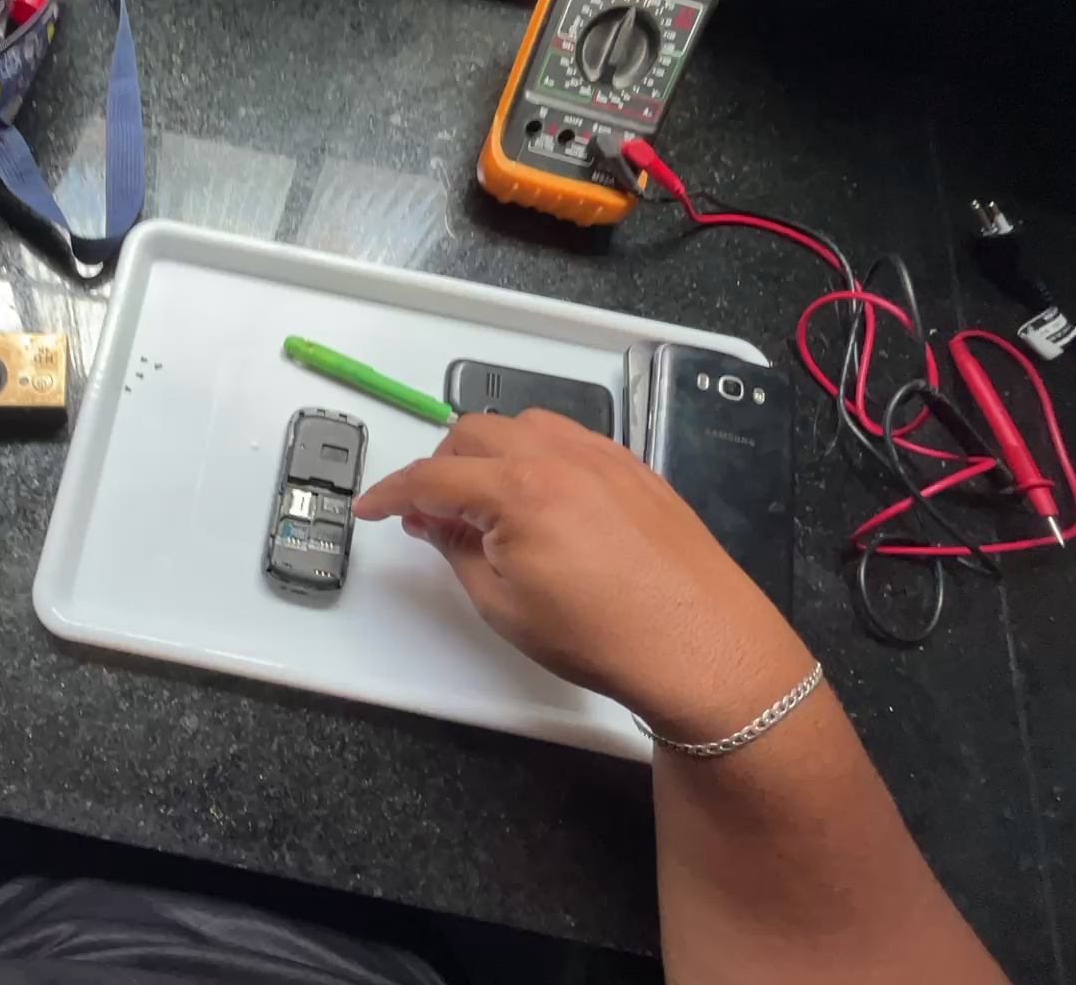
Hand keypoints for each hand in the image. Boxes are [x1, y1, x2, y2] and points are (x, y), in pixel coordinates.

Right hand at [353, 410, 811, 739]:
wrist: (704, 649)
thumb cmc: (602, 635)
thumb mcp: (501, 603)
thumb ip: (454, 550)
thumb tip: (431, 523)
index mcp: (517, 491)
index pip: (430, 478)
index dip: (390, 493)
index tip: (371, 507)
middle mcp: (556, 457)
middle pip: (469, 434)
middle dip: (438, 468)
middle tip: (433, 514)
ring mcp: (599, 456)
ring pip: (517, 425)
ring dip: (485, 453)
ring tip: (485, 501)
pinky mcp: (630, 466)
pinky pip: (564, 436)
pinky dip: (531, 453)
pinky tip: (536, 494)